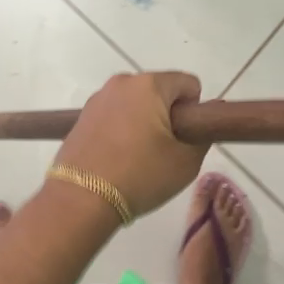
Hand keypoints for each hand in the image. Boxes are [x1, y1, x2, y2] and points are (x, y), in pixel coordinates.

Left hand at [53, 72, 207, 218]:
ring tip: (137, 159)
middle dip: (167, 115)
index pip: (189, 84)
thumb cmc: (139, 176)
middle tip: (163, 151)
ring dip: (142, 122)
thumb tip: (201, 126)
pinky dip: (120, 130)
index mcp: (150, 85)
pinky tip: (116, 160)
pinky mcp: (82, 117)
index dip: (194, 111)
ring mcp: (98, 98)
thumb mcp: (186, 163)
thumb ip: (203, 137)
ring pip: (135, 104)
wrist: (80, 201)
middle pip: (160, 91)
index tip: (184, 138)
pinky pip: (114, 116)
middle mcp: (123, 82)